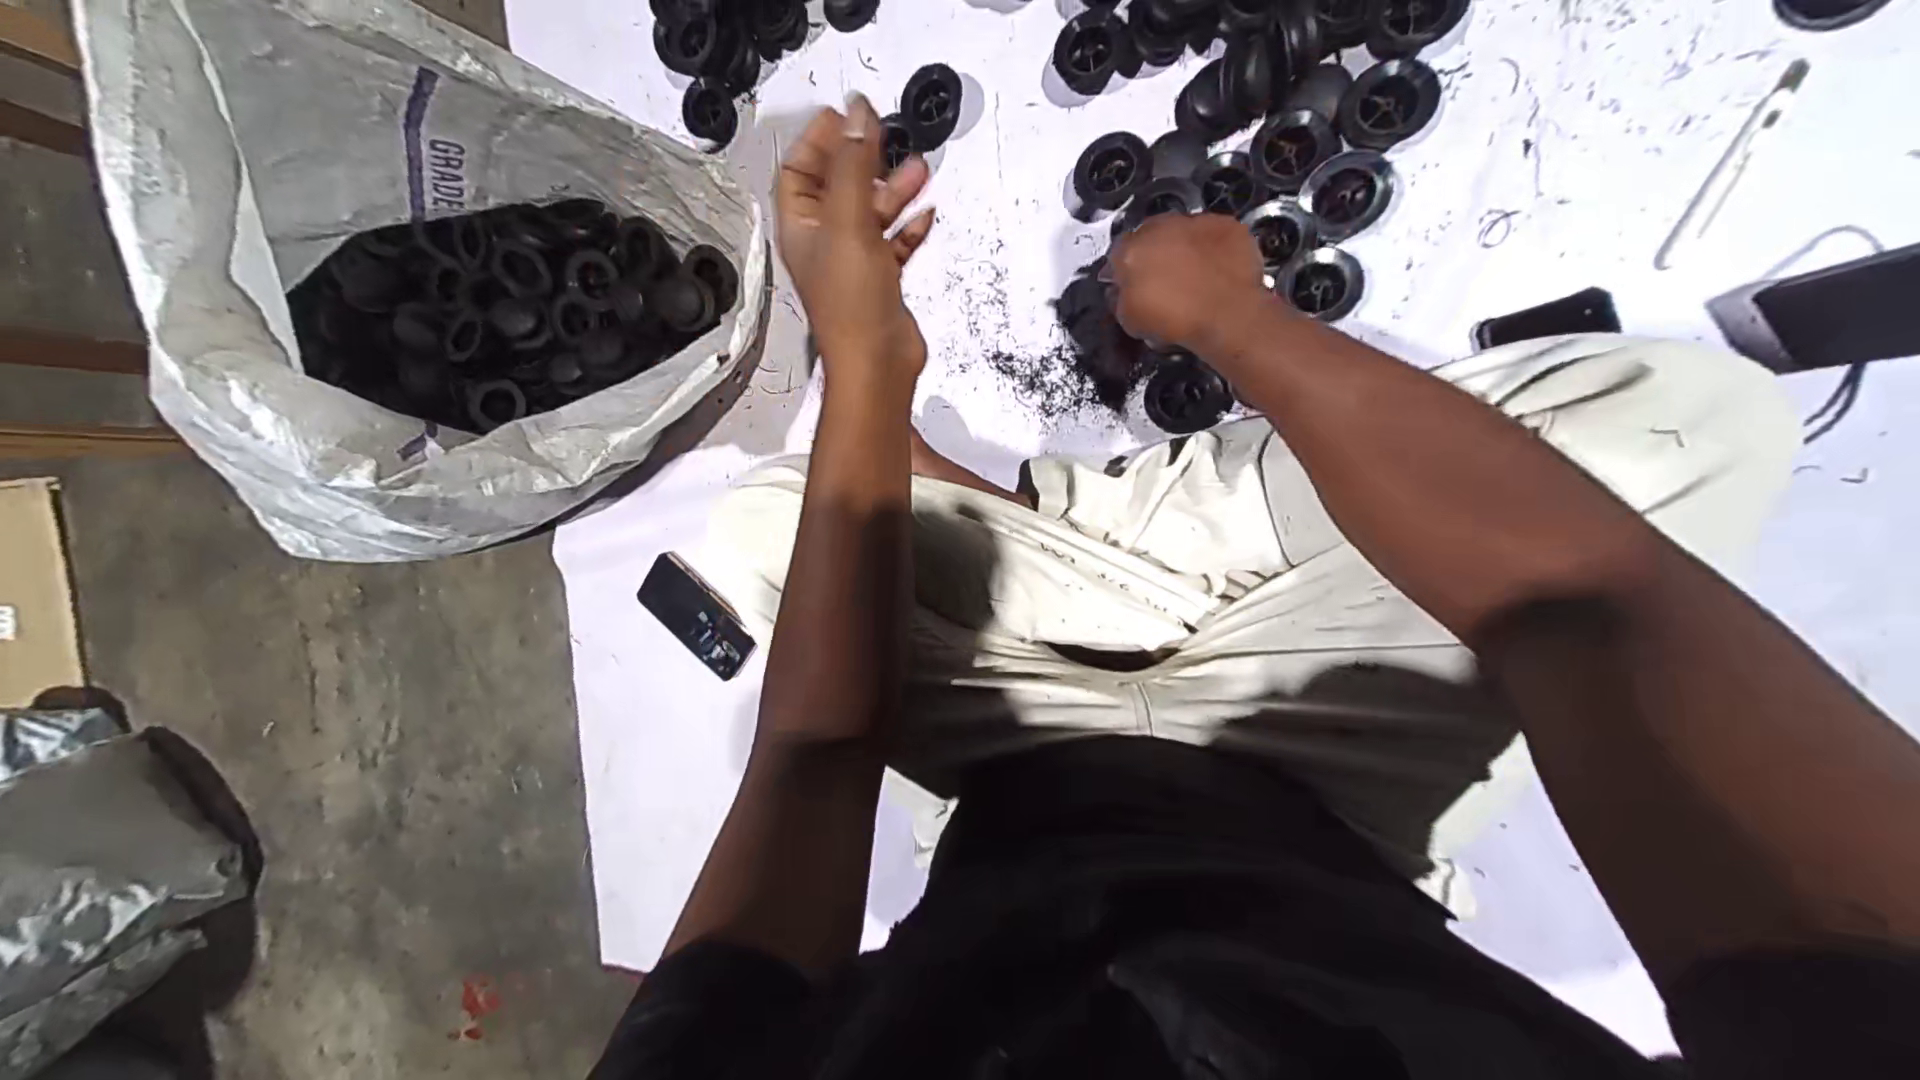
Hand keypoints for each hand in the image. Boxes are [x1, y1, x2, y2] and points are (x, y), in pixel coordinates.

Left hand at [776, 95, 936, 398]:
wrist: (878, 362)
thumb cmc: (851, 310)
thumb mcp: (848, 223)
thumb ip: (854, 167)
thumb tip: (857, 117)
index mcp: (802, 227)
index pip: (800, 170)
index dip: (819, 140)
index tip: (845, 117)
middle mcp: (825, 244)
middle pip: (839, 187)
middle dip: (863, 160)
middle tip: (884, 136)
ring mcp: (854, 263)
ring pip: (872, 214)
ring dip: (893, 191)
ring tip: (916, 169)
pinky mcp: (881, 282)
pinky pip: (895, 244)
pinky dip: (908, 228)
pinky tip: (923, 216)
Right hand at [1107, 213, 1268, 354]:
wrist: (1226, 317)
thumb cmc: (1173, 323)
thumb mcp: (1129, 321)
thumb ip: (1119, 298)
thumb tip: (1120, 289)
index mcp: (1130, 251)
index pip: (1117, 254)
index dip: (1122, 271)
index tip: (1129, 285)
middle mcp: (1160, 227)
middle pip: (1149, 235)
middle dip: (1151, 253)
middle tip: (1161, 277)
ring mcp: (1196, 221)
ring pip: (1181, 230)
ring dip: (1182, 246)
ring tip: (1192, 272)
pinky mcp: (1228, 224)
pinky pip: (1212, 233)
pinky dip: (1210, 247)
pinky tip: (1215, 267)